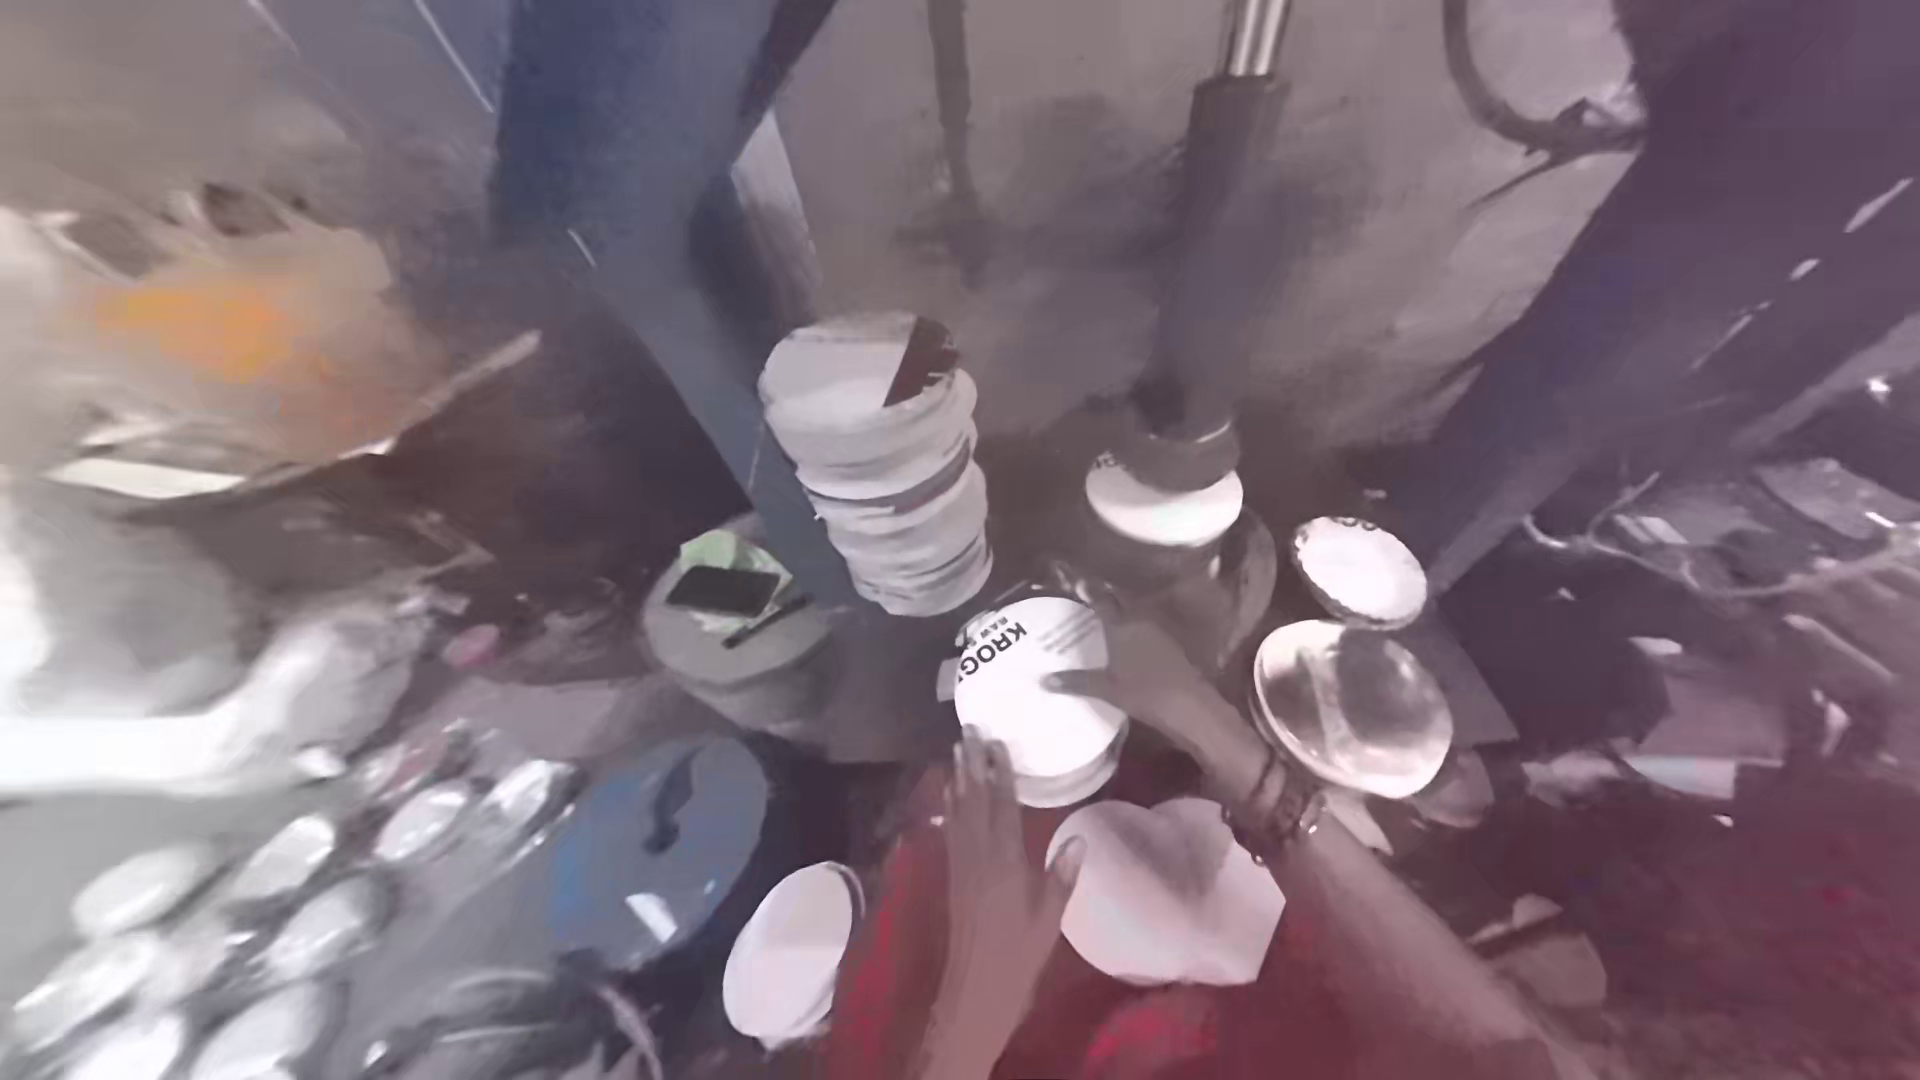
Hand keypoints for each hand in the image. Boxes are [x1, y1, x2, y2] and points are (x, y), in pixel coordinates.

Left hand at [920, 733, 1082, 1078]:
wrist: (974, 988)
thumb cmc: (1018, 955)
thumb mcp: (1047, 920)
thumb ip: (1061, 878)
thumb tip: (1080, 840)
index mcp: (1006, 863)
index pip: (1003, 807)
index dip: (1000, 773)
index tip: (998, 744)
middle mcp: (979, 854)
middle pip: (975, 799)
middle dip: (972, 763)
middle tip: (968, 731)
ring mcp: (962, 861)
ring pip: (960, 809)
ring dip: (958, 777)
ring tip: (957, 749)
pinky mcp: (952, 871)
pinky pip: (951, 827)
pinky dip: (950, 804)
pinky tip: (949, 790)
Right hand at [1042, 596, 1262, 786]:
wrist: (1190, 706)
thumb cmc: (1144, 693)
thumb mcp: (1105, 688)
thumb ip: (1075, 681)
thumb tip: (1044, 679)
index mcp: (1121, 625)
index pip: (1102, 599)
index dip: (1089, 589)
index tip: (1076, 580)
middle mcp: (1139, 621)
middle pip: (1121, 600)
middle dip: (1106, 595)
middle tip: (1088, 594)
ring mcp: (1158, 631)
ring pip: (1135, 612)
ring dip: (1121, 609)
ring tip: (1103, 613)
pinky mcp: (1170, 644)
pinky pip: (1146, 626)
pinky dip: (1134, 626)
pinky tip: (1126, 637)